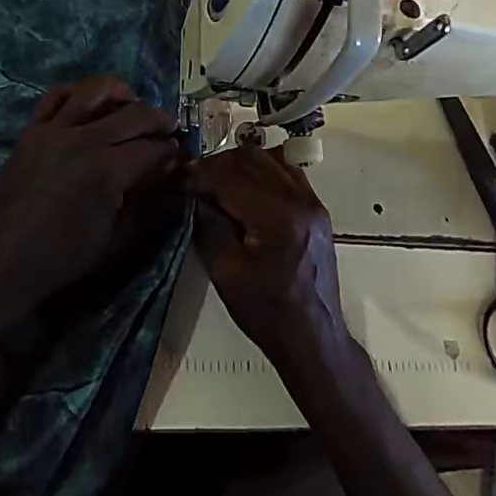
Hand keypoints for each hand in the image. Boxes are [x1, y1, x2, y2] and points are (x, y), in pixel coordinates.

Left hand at [0, 77, 180, 302]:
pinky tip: (89, 104)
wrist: (1, 258)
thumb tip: (170, 174)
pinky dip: (76, 93)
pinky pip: (55, 96)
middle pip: (134, 113)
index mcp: (108, 171)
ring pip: (95, 90)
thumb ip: (147, 202)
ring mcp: (54, 130)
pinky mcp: (32, 130)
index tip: (179, 154)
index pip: (152, 148)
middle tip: (168, 129)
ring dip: (121, 93)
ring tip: (133, 104)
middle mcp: (84, 140)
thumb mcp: (115, 238)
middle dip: (158, 119)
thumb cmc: (62, 257)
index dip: (171, 150)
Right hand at [190, 140, 345, 356]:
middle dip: (217, 164)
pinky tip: (245, 185)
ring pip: (270, 158)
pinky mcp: (316, 208)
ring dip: (239, 163)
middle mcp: (299, 199)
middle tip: (193, 179)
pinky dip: (262, 169)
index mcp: (278, 216)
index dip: (201, 174)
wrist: (313, 337)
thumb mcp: (225, 271)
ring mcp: (312, 201)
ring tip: (216, 180)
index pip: (231, 176)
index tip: (178, 178)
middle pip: (251, 160)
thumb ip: (208, 224)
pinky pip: (286, 171)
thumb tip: (193, 192)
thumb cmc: (266, 311)